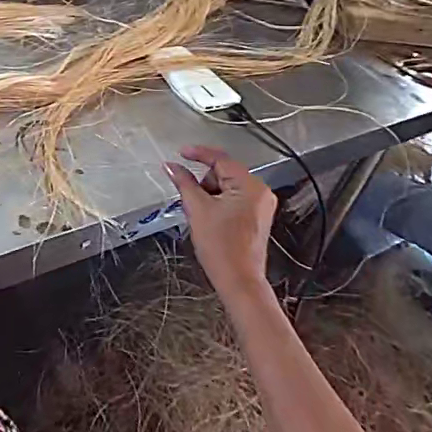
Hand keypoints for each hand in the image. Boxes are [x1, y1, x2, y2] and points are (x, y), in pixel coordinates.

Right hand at [166, 146, 274, 291]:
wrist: (238, 279)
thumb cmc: (220, 245)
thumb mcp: (197, 208)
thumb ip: (183, 181)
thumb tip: (171, 166)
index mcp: (250, 186)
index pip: (221, 159)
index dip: (198, 153)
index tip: (181, 152)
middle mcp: (260, 192)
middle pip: (224, 172)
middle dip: (204, 181)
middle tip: (192, 200)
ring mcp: (260, 205)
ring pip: (227, 185)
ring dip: (210, 192)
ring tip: (202, 213)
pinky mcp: (256, 216)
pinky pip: (233, 197)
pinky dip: (218, 201)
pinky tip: (210, 217)